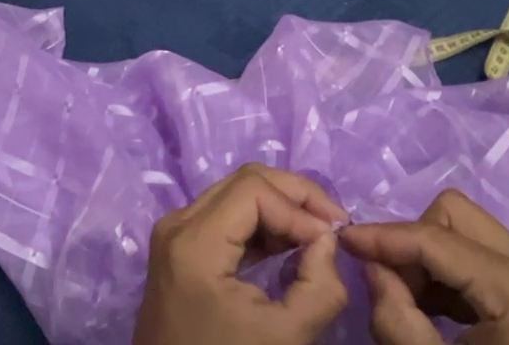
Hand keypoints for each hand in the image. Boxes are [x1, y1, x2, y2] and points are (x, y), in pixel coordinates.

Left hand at [134, 164, 350, 344]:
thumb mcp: (285, 338)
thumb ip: (319, 287)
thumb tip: (327, 239)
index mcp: (194, 241)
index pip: (254, 190)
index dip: (299, 207)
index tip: (331, 238)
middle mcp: (178, 223)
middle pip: (245, 181)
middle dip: (295, 196)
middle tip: (333, 222)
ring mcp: (175, 232)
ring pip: (236, 192)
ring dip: (280, 206)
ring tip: (317, 233)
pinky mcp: (180, 246)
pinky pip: (226, 213)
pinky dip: (262, 221)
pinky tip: (290, 243)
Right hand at [340, 190, 508, 344]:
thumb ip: (400, 321)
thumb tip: (371, 268)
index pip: (435, 238)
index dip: (383, 237)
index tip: (342, 241)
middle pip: (452, 214)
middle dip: (412, 242)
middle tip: (390, 286)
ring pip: (464, 230)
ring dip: (428, 258)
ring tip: (411, 304)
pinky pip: (480, 255)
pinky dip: (449, 273)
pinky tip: (436, 312)